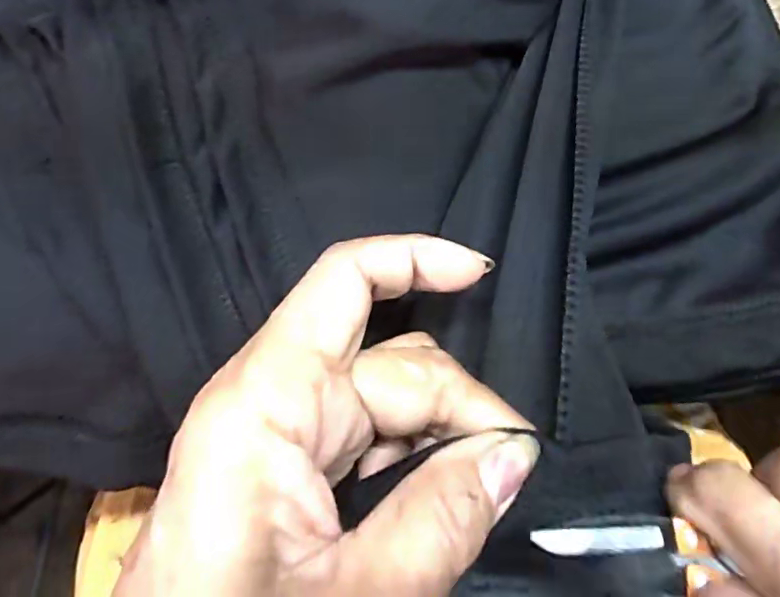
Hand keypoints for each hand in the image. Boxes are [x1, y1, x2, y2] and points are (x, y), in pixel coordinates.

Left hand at [113, 234, 541, 596]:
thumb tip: (514, 454)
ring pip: (388, 396)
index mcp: (265, 402)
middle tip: (512, 463)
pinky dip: (417, 455)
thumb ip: (439, 521)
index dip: (415, 258)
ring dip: (443, 431)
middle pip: (391, 354)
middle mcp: (271, 399)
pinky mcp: (288, 471)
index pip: (345, 281)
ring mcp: (280, 434)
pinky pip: (371, 436)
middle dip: (457, 400)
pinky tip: (445, 493)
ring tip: (485, 485)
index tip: (479, 275)